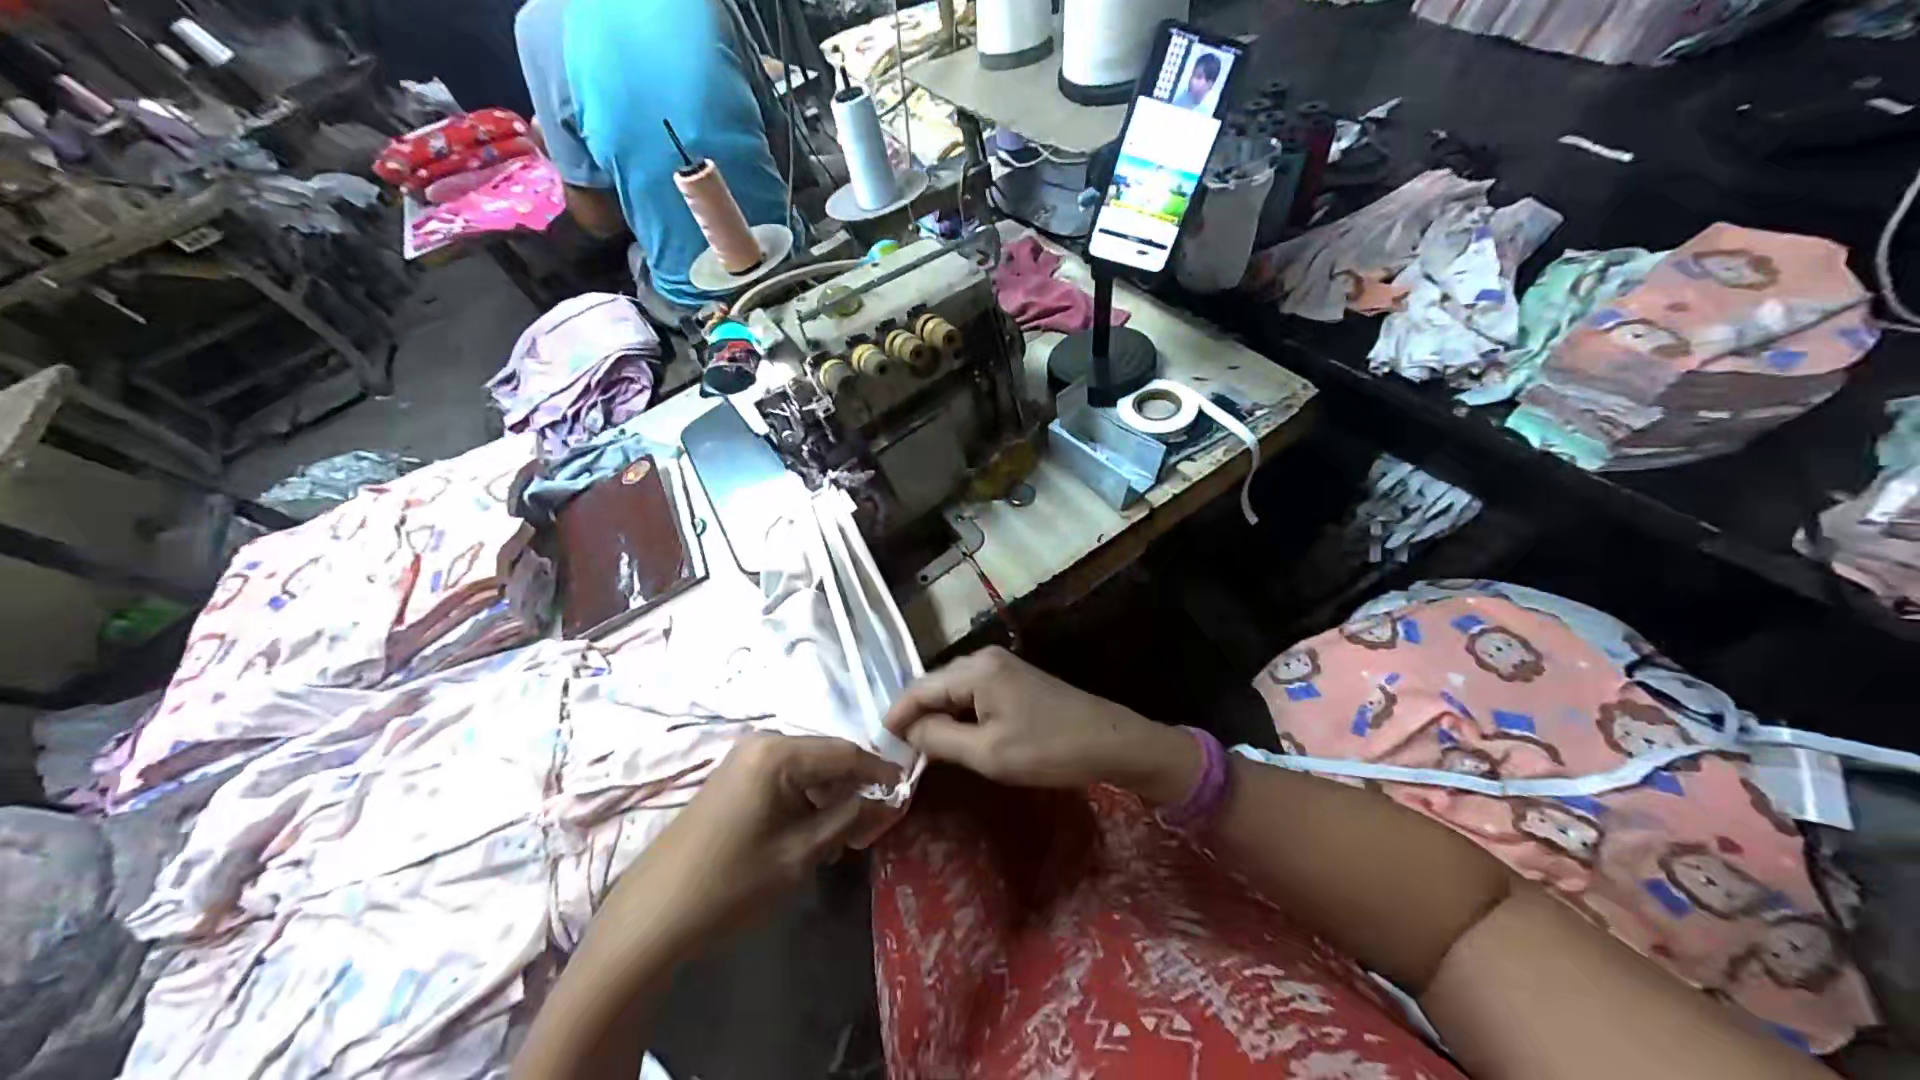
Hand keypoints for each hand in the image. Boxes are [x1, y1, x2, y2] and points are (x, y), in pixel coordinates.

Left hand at [608, 734, 899, 955]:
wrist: (653, 916)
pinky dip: (806, 802)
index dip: (880, 772)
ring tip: (846, 840)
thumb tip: (885, 800)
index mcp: (778, 753)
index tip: (907, 792)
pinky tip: (814, 835)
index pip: (846, 753)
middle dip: (855, 788)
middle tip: (875, 827)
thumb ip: (848, 818)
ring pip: (807, 770)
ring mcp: (743, 761)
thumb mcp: (801, 853)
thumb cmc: (732, 883)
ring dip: (831, 798)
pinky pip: (784, 780)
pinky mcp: (733, 780)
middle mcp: (761, 744)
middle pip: (826, 758)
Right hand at [882, 647, 1200, 804]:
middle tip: (895, 747)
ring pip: (952, 689)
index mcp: (975, 670)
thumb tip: (908, 731)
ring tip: (918, 744)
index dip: (897, 714)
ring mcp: (1001, 665)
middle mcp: (984, 658)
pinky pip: (971, 692)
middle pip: (934, 684)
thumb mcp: (988, 753)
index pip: (920, 688)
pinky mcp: (1014, 678)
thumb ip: (940, 739)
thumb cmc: (1048, 749)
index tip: (879, 742)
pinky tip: (951, 733)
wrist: (1110, 741)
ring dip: (935, 714)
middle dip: (914, 714)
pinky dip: (957, 712)